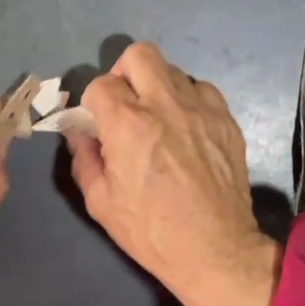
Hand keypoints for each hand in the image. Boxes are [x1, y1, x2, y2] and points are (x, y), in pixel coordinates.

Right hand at [65, 43, 279, 305]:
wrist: (214, 250)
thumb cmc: (150, 232)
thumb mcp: (101, 202)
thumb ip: (84, 159)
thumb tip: (78, 134)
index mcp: (128, 124)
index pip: (100, 84)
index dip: (93, 103)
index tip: (97, 124)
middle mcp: (165, 105)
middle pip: (139, 54)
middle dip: (124, 73)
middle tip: (125, 103)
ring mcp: (201, 109)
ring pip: (173, 70)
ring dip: (158, 88)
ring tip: (158, 119)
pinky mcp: (226, 120)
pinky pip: (203, 90)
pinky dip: (188, 102)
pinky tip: (186, 130)